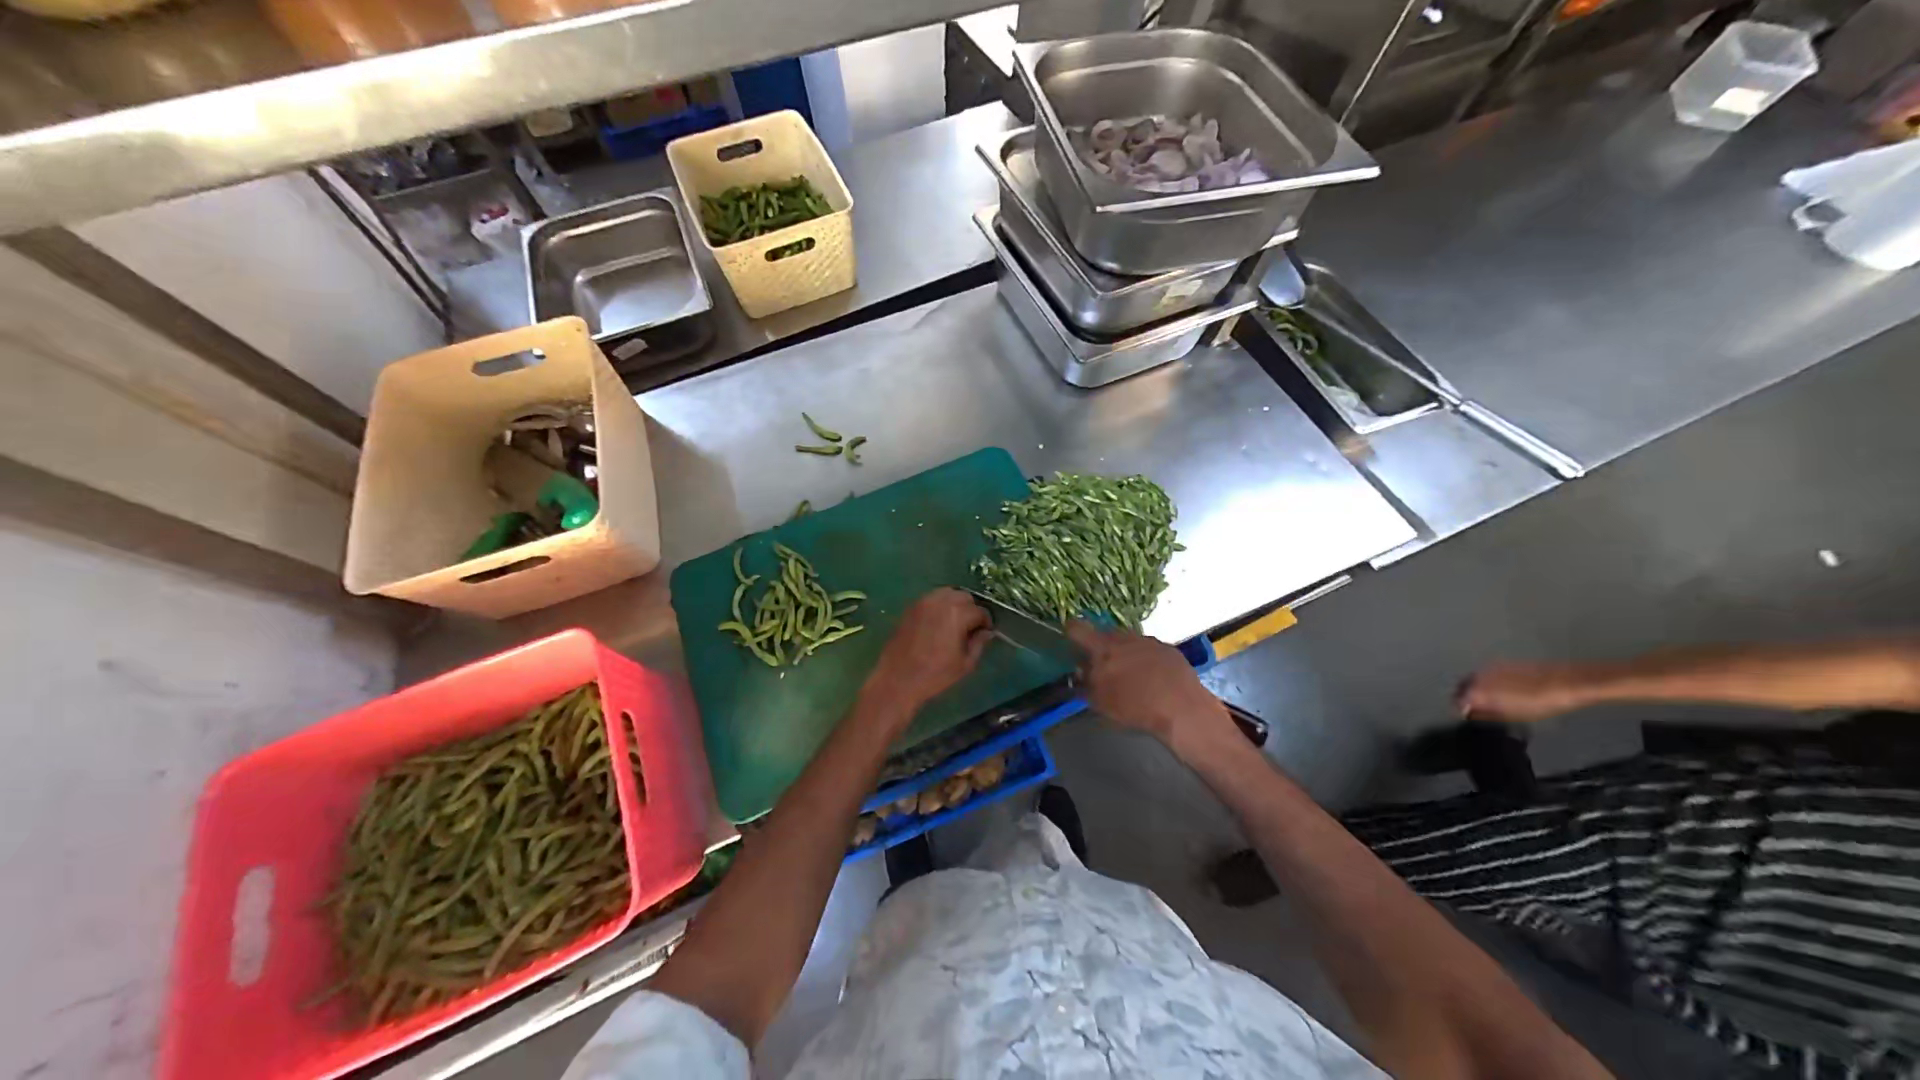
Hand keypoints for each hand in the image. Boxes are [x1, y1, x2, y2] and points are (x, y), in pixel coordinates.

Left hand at [860, 588, 992, 719]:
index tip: (985, 633)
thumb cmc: (935, 674)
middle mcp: (941, 601)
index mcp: (957, 613)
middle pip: (964, 597)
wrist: (898, 678)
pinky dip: (940, 606)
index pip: (980, 611)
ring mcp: (924, 602)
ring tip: (955, 623)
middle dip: (971, 610)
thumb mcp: (965, 663)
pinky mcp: (911, 608)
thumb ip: (978, 643)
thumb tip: (986, 632)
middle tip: (970, 628)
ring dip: (955, 604)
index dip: (986, 623)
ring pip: (947, 593)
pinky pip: (931, 599)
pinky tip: (938, 623)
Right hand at [1068, 622, 1236, 754]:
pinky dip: (1145, 660)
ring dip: (1124, 653)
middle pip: (1105, 634)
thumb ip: (1084, 684)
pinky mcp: (1169, 650)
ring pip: (1128, 642)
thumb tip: (1079, 672)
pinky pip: (1149, 650)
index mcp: (1103, 647)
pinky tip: (1151, 680)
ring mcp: (1150, 641)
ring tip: (1128, 676)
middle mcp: (1125, 637)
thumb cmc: (1134, 707)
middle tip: (1100, 667)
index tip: (1069, 642)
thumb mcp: (1099, 702)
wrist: (1182, 710)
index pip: (1078, 628)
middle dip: (1100, 647)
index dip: (1070, 632)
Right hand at [1455, 662, 1595, 723]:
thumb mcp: (1512, 715)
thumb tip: (1471, 713)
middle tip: (1479, 711)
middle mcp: (1477, 675)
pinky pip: (1487, 675)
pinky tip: (1504, 692)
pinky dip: (1488, 683)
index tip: (1470, 717)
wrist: (1566, 681)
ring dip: (1477, 690)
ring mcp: (1490, 667)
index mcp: (1477, 690)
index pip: (1457, 701)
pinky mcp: (1503, 663)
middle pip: (1462, 687)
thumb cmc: (1540, 703)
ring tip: (1493, 702)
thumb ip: (1486, 714)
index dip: (1462, 711)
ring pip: (1474, 680)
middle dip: (1466, 698)